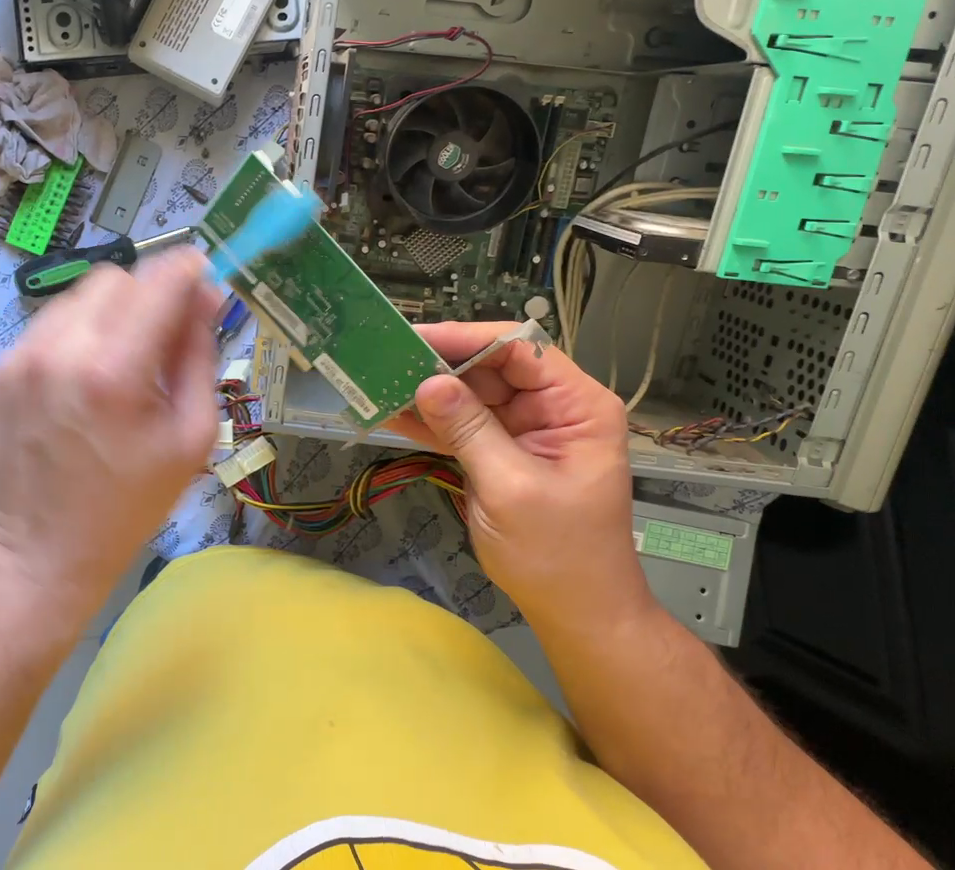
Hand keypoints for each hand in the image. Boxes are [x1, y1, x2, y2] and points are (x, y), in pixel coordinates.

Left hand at [0, 249, 222, 615]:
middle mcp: (56, 350)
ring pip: (74, 298)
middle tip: (160, 336)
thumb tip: (203, 297)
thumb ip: (199, 356)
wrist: (41, 553)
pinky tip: (76, 388)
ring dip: (106, 316)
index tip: (202, 278)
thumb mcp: (191, 437)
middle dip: (145, 294)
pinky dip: (71, 342)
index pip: (158, 279)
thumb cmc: (129, 503)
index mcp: (112, 370)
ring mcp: (14, 359)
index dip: (187, 270)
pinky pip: (44, 330)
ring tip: (114, 367)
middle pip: (112, 277)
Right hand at [386, 322, 652, 629]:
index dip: (467, 340)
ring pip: (470, 395)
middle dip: (438, 366)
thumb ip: (469, 430)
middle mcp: (553, 408)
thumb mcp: (511, 487)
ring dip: (427, 394)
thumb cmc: (558, 554)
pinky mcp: (500, 453)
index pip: (520, 350)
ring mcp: (525, 431)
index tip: (415, 341)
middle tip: (385, 362)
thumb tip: (426, 384)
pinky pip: (462, 426)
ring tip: (378, 383)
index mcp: (577, 406)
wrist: (575, 613)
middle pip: (490, 368)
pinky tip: (391, 413)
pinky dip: (428, 423)